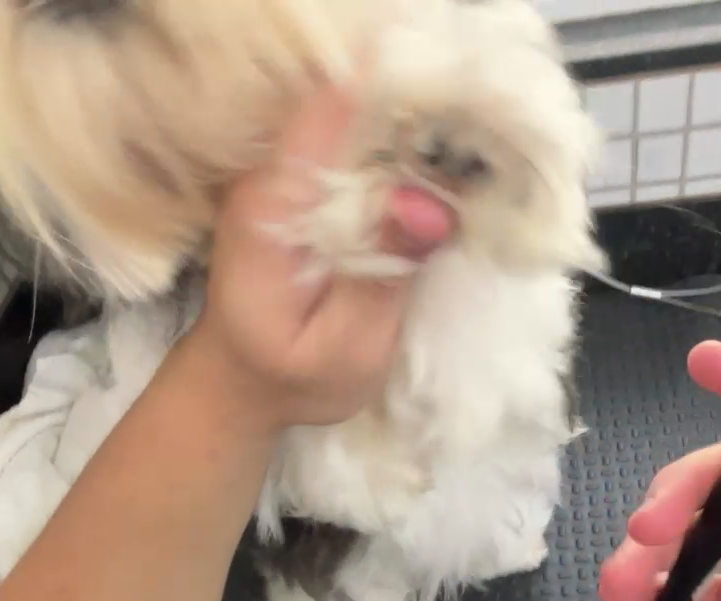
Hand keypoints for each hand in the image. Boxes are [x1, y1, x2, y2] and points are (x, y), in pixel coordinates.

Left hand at [173, 82, 456, 430]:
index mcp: (274, 211)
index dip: (396, 94)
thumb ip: (382, 279)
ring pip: (354, 130)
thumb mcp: (346, 349)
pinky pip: (354, 158)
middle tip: (479, 138)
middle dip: (415, 115)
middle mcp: (273, 180)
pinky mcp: (302, 197)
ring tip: (464, 160)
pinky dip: (397, 163)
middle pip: (349, 110)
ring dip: (411, 138)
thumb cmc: (292, 381)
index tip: (456, 102)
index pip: (330, 112)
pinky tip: (430, 186)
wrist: (241, 385)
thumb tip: (427, 203)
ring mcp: (284, 183)